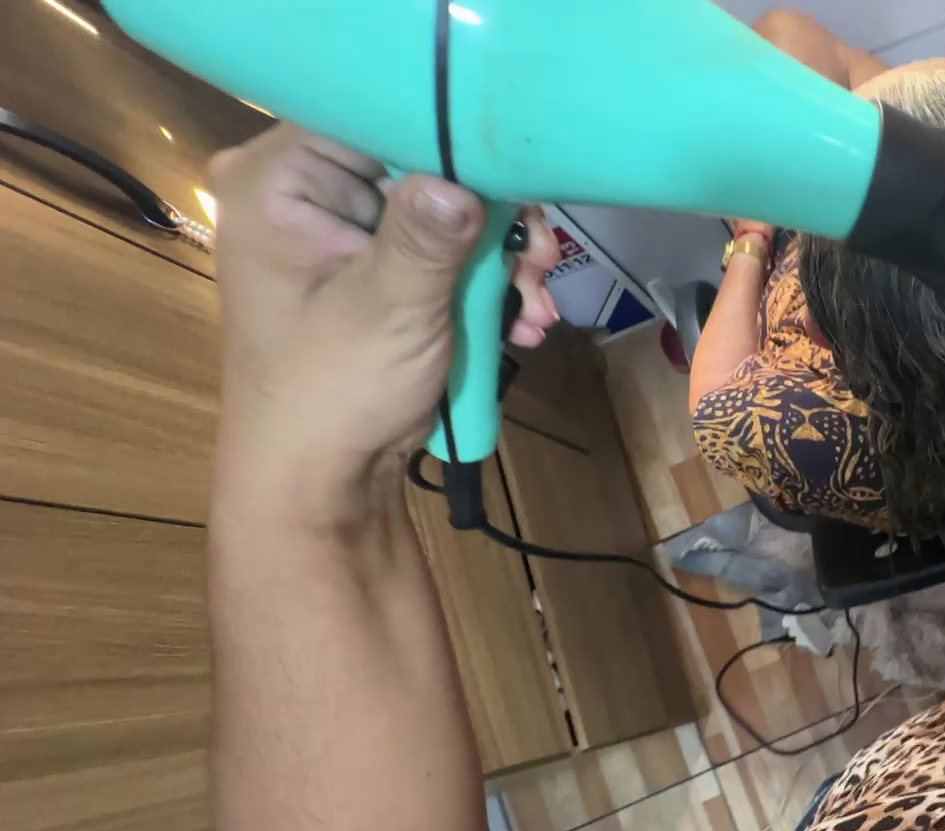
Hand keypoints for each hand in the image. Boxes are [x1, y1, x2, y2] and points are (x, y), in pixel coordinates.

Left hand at [208, 124, 559, 524]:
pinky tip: (522, 325)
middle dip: (496, 227)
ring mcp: (351, 242)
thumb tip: (465, 178)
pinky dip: (490, 292)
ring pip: (450, 223)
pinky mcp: (384, 280)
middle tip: (541, 269)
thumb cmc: (339, 388)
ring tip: (535, 312)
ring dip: (505, 268)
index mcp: (283, 185)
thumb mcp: (391, 309)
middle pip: (425, 175)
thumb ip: (429, 240)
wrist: (328, 471)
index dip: (454, 150)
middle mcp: (312, 199)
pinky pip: (448, 263)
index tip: (520, 193)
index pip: (376, 124)